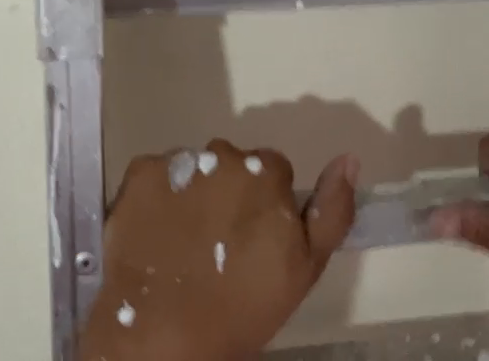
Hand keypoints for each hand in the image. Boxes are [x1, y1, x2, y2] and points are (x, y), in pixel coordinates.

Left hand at [79, 140, 358, 360]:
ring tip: (185, 241)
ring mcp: (177, 160)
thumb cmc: (242, 307)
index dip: (266, 205)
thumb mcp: (305, 268)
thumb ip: (332, 210)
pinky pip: (155, 175)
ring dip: (193, 192)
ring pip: (193, 168)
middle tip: (220, 243)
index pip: (272, 170)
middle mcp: (222, 154)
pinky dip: (157, 196)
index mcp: (265, 172)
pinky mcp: (140, 172)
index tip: (255, 238)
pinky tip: (156, 232)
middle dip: (229, 192)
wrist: (160, 333)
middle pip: (232, 164)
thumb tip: (348, 158)